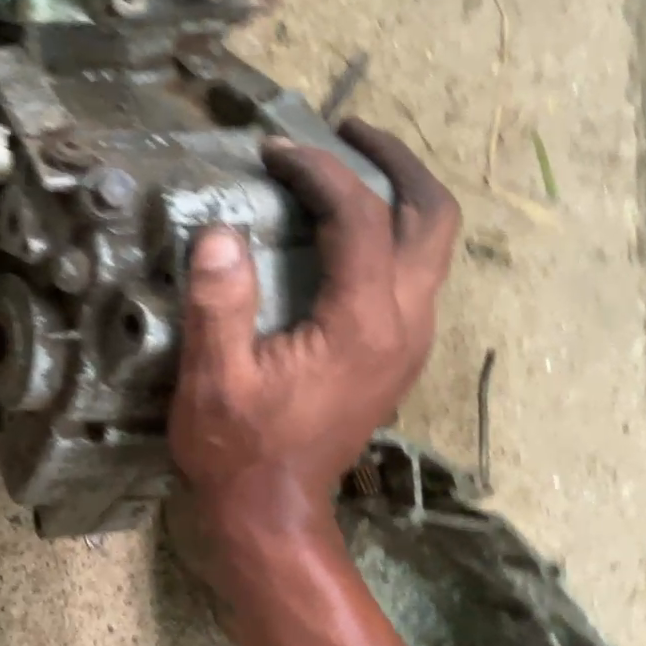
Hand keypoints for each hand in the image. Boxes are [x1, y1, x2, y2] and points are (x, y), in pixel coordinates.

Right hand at [169, 119, 461, 540]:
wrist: (270, 509)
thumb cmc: (236, 447)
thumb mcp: (214, 378)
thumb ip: (219, 305)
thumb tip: (220, 233)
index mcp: (362, 322)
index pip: (360, 219)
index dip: (318, 174)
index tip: (272, 152)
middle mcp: (403, 322)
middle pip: (431, 218)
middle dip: (393, 164)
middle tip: (344, 135)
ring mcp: (406, 340)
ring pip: (431, 245)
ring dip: (397, 197)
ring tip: (346, 172)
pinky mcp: (391, 354)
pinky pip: (411, 273)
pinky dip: (388, 234)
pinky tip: (342, 237)